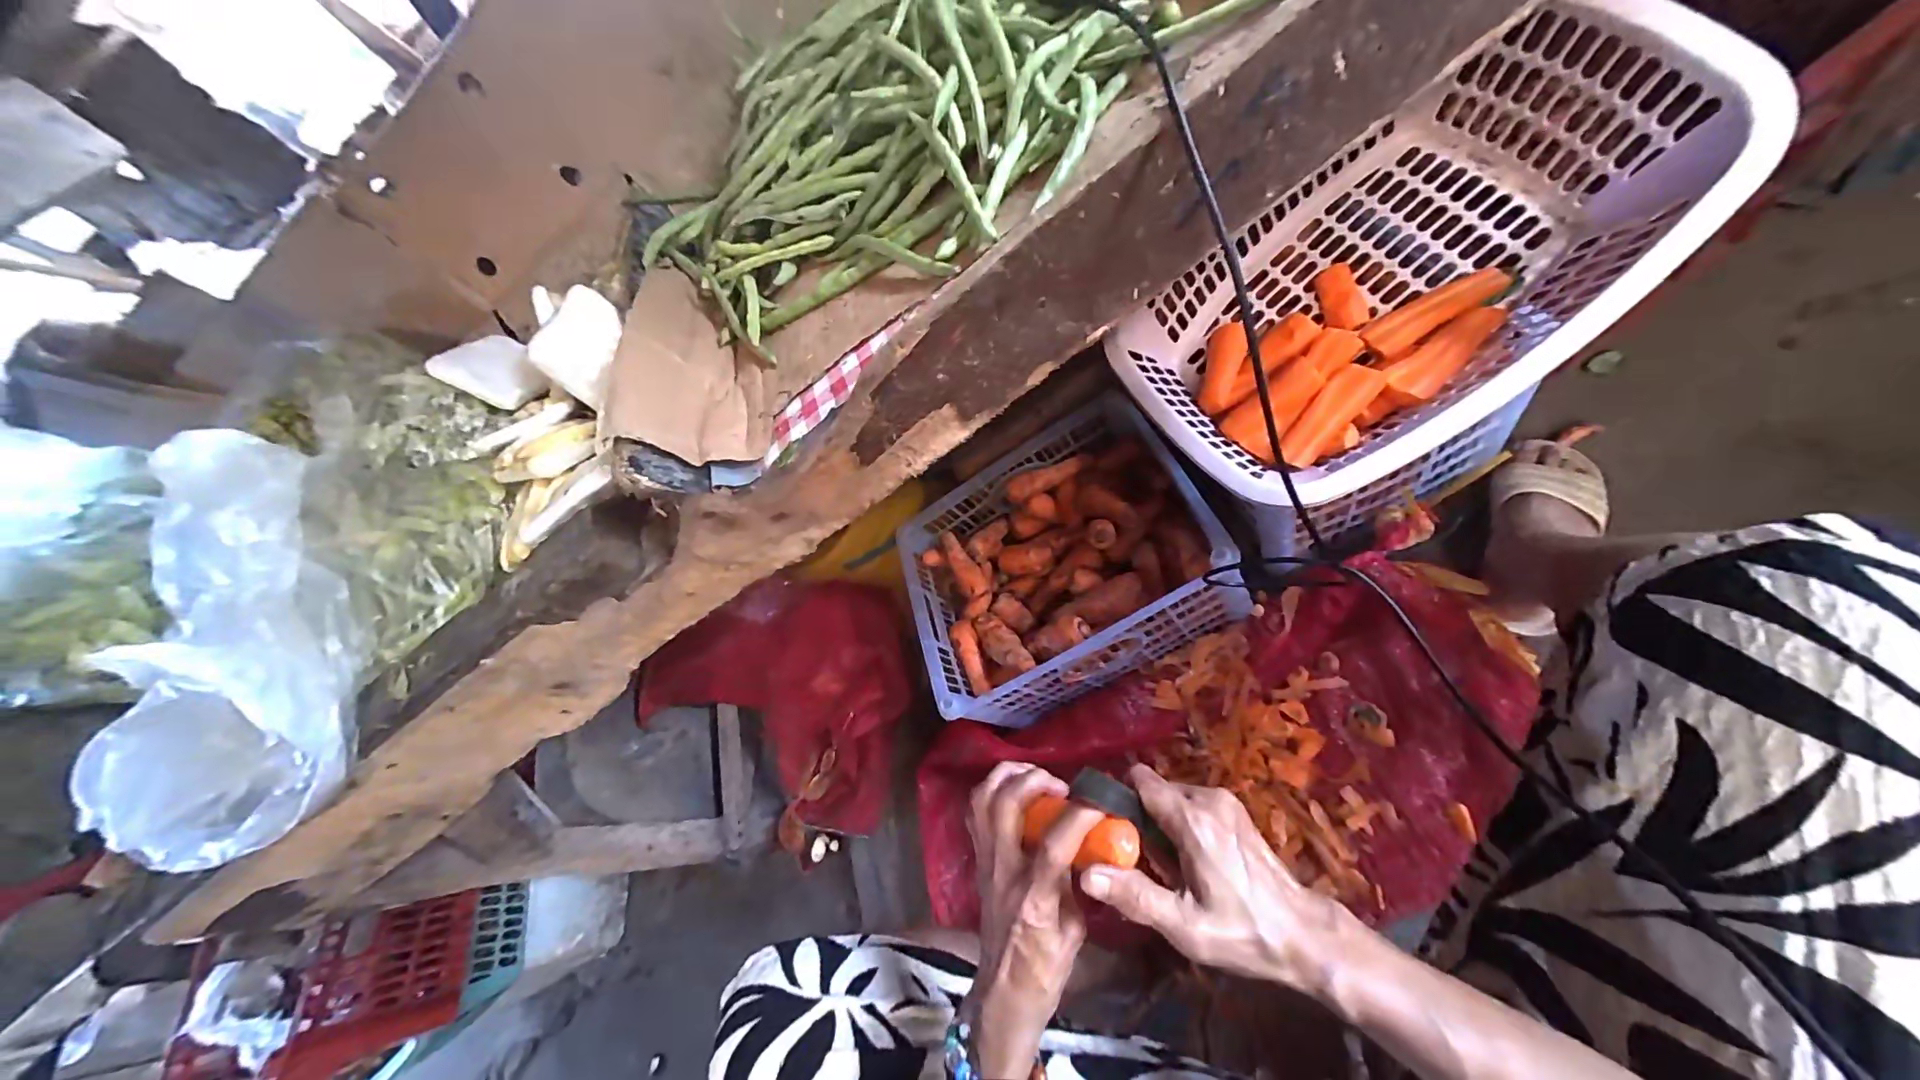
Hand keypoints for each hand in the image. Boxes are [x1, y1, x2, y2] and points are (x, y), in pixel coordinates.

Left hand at [964, 762, 1103, 1078]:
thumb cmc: (1045, 969)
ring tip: (1034, 774)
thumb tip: (1093, 849)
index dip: (1078, 816)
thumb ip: (1080, 885)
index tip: (1100, 801)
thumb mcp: (1075, 931)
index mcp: (1032, 897)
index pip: (1052, 846)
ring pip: (982, 801)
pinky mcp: (977, 860)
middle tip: (1060, 783)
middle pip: (1005, 806)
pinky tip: (1014, 789)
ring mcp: (984, 862)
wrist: (1003, 992)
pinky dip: (992, 791)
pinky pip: (976, 813)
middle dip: (1034, 780)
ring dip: (1007, 777)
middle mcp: (1002, 871)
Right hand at [1079, 764, 1357, 996]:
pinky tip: (1190, 862)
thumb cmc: (1243, 933)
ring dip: (1160, 823)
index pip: (1141, 781)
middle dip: (1139, 817)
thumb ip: (1134, 896)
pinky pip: (1192, 805)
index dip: (1119, 797)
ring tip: (1166, 866)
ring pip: (1173, 798)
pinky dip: (1181, 825)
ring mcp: (1225, 802)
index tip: (1106, 824)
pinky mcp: (1235, 810)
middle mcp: (1208, 799)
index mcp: (1193, 820)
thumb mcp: (1184, 926)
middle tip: (1137, 859)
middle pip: (1155, 792)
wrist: (1306, 936)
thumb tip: (1086, 874)